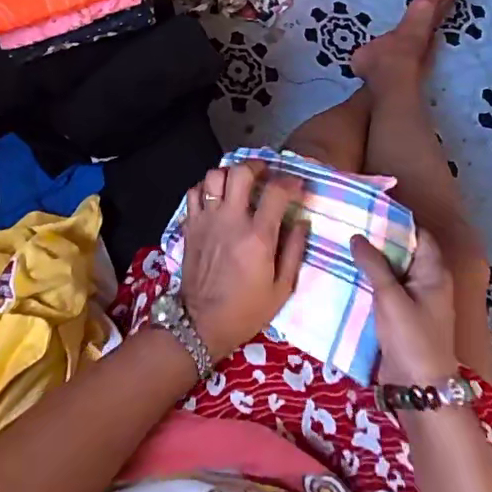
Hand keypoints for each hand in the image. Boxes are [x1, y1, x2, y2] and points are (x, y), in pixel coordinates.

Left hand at [179, 162, 309, 358]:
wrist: (201, 325)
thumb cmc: (246, 310)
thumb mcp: (282, 288)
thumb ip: (295, 251)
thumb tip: (301, 222)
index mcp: (257, 237)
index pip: (276, 191)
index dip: (291, 182)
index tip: (297, 186)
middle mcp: (230, 221)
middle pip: (240, 172)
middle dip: (256, 166)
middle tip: (265, 174)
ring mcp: (206, 221)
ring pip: (214, 176)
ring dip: (229, 174)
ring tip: (239, 183)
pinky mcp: (190, 226)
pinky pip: (195, 192)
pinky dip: (206, 188)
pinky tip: (217, 197)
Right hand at [352, 228, 461, 385]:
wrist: (418, 389)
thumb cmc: (412, 339)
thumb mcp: (391, 297)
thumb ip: (374, 264)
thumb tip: (357, 236)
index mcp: (434, 272)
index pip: (418, 235)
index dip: (397, 221)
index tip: (369, 209)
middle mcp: (426, 282)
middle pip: (402, 252)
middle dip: (379, 240)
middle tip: (349, 225)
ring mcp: (413, 300)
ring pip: (391, 272)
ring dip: (371, 262)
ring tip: (342, 246)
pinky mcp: (400, 317)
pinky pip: (384, 291)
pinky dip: (369, 282)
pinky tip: (346, 276)